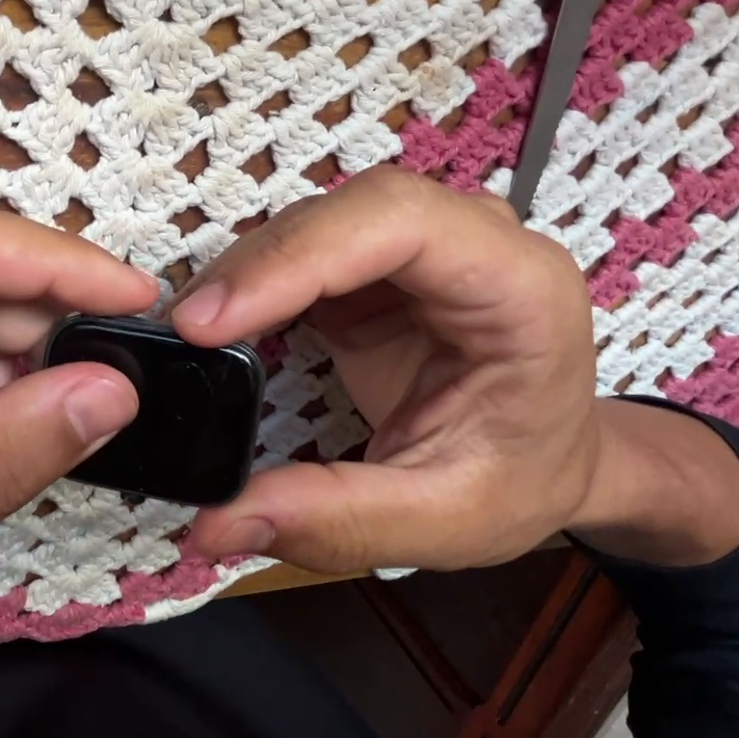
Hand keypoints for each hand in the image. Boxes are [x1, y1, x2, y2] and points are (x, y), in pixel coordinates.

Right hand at [172, 166, 601, 571]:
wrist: (551, 454)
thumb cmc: (521, 478)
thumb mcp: (444, 520)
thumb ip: (338, 521)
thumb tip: (215, 525)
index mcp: (520, 287)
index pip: (399, 224)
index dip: (298, 256)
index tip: (214, 321)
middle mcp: (473, 239)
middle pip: (344, 212)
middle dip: (257, 266)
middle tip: (188, 331)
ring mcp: (421, 241)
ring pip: (313, 220)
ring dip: (245, 270)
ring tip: (194, 331)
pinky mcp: (373, 259)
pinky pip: (302, 247)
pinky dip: (253, 281)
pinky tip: (220, 322)